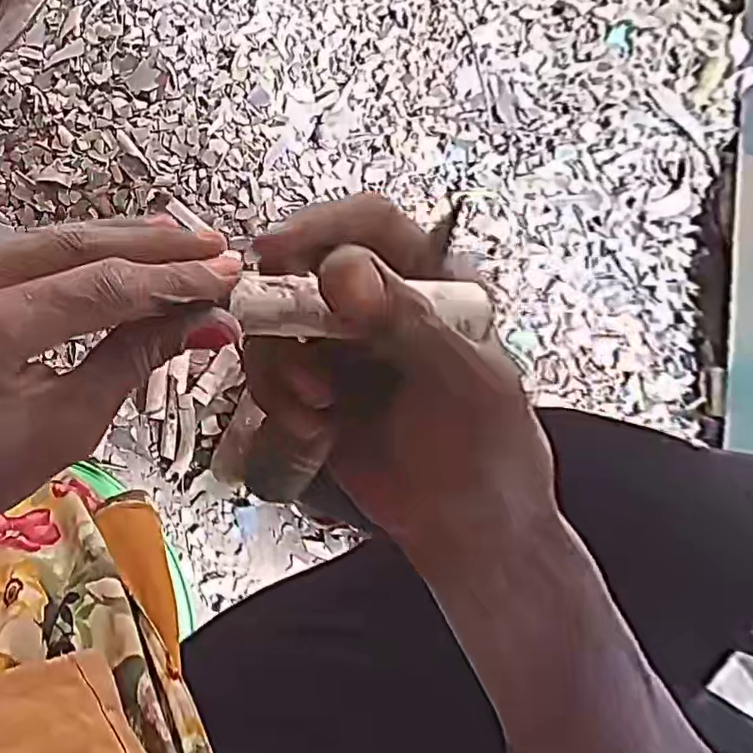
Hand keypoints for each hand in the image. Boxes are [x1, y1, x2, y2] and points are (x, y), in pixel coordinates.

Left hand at [0, 217, 241, 596]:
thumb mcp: (66, 425)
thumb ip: (132, 359)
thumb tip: (206, 321)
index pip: (93, 288)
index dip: (166, 280)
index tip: (224, 274)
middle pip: (69, 247)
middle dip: (148, 246)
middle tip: (212, 247)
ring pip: (48, 242)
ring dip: (116, 242)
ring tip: (182, 243)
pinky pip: (25, 256)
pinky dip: (76, 257)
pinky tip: (120, 252)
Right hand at [244, 195, 555, 567]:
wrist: (462, 528)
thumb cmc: (488, 452)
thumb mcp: (464, 381)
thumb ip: (406, 320)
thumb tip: (341, 268)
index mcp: (429, 283)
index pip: (370, 223)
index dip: (321, 225)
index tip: (276, 249)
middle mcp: (373, 305)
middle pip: (300, 269)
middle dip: (283, 308)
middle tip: (280, 338)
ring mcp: (334, 344)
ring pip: (271, 322)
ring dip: (279, 363)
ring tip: (315, 403)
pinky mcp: (306, 381)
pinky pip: (265, 369)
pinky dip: (276, 396)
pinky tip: (311, 426)